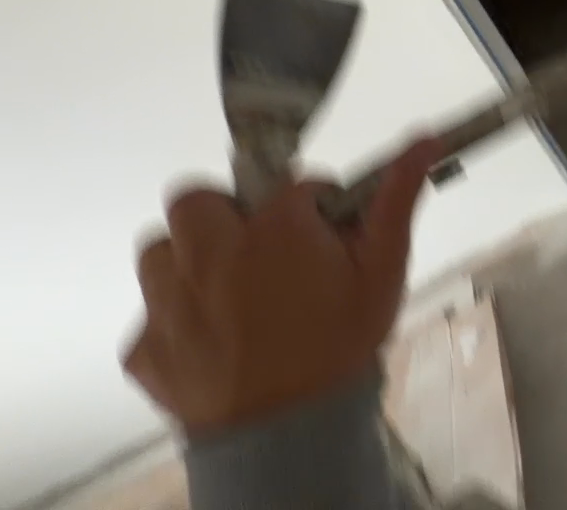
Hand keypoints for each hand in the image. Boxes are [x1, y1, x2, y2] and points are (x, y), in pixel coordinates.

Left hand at [122, 139, 441, 434]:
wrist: (288, 428)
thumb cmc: (344, 338)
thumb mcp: (385, 265)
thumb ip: (397, 197)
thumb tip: (424, 138)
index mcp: (275, 229)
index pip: (293, 183)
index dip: (316, 199)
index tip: (331, 227)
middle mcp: (211, 254)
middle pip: (196, 199)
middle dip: (230, 211)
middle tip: (267, 244)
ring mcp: (167, 302)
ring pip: (162, 250)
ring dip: (195, 256)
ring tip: (238, 286)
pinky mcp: (142, 346)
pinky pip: (153, 311)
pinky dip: (182, 313)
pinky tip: (222, 334)